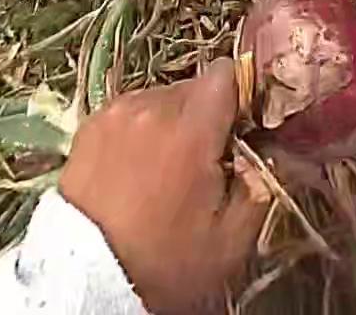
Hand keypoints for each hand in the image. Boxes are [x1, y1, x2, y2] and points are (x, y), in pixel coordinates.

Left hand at [59, 58, 269, 312]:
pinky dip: (138, 128)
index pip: (227, 74)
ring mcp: (119, 109)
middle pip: (194, 88)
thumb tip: (273, 151)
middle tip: (200, 160)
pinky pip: (130, 110)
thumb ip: (260, 187)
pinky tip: (132, 167)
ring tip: (161, 168)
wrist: (82, 282)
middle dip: (203, 116)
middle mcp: (154, 105)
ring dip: (170, 121)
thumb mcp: (227, 242)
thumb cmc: (162, 262)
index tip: (237, 126)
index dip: (238, 94)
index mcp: (192, 127)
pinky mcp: (92, 120)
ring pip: (161, 98)